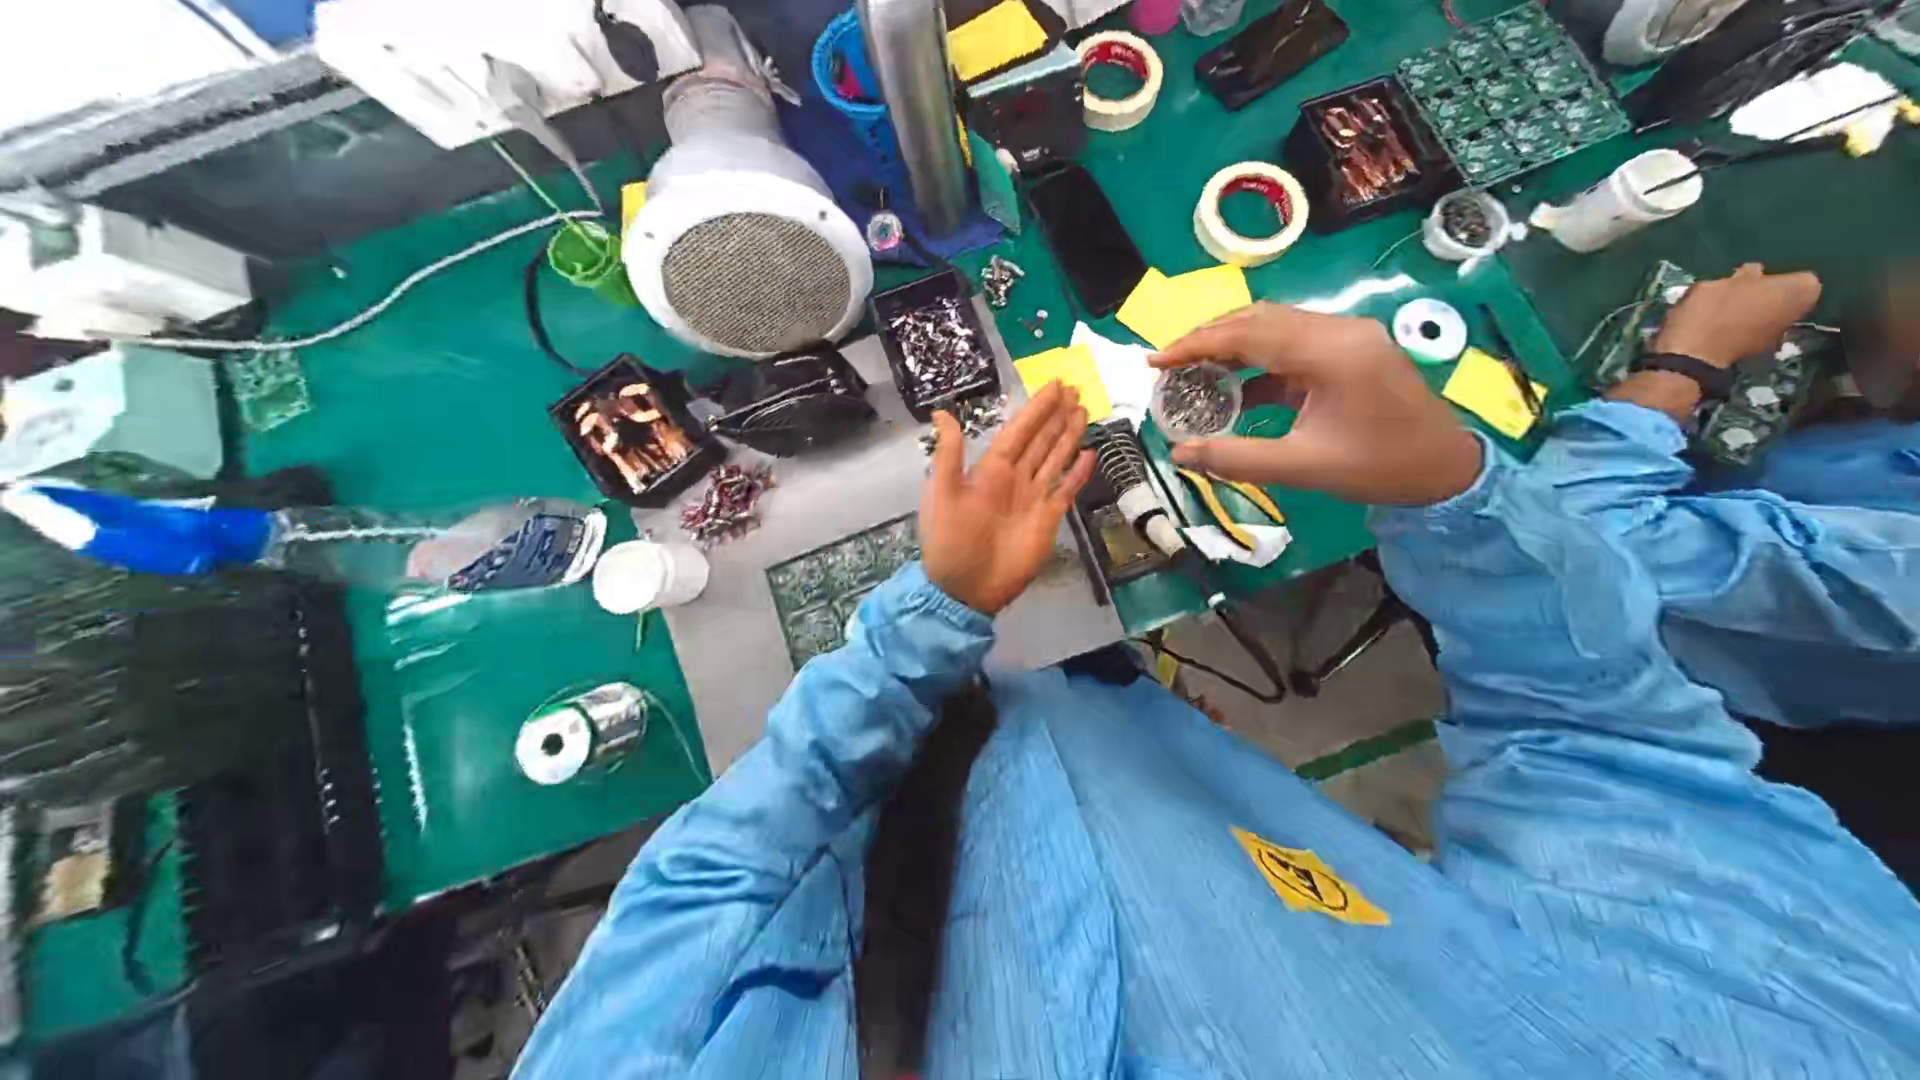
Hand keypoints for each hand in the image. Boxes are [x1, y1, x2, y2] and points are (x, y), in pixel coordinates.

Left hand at [919, 382, 1094, 614]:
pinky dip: (1078, 474)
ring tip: (1085, 412)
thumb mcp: (942, 493)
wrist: (966, 588)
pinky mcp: (1048, 519)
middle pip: (1042, 439)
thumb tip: (943, 412)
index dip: (1038, 408)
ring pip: (1055, 458)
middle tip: (1077, 390)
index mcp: (991, 469)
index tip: (1056, 386)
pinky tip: (1090, 456)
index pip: (1020, 430)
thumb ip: (949, 453)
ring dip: (1069, 436)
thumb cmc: (949, 541)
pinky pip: (1066, 490)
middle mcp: (1015, 478)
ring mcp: (1033, 498)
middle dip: (1057, 415)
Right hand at [1152, 304, 1482, 505]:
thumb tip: (1179, 453)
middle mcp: (1337, 331)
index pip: (1247, 332)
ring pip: (1271, 327)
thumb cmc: (1380, 468)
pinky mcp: (1345, 353)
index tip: (1155, 362)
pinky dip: (1252, 362)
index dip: (1195, 345)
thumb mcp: (1302, 468)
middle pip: (1257, 318)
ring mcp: (1344, 338)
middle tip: (1167, 366)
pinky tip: (1229, 387)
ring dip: (1227, 346)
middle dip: (1206, 339)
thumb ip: (1236, 458)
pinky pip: (1287, 346)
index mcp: (1330, 352)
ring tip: (1189, 372)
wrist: (1448, 470)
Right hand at [1609, 263, 1821, 419]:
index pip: (1788, 276)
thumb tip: (1748, 273)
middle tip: (1712, 298)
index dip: (1758, 279)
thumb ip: (1735, 278)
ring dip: (1729, 319)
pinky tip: (1691, 337)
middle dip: (1747, 299)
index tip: (1731, 282)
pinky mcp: (1735, 362)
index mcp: (1798, 290)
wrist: (1680, 367)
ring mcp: (1767, 343)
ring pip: (1751, 321)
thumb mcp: (1713, 287)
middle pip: (1771, 300)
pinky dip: (1716, 337)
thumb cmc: (1703, 320)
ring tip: (1694, 318)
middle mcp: (1793, 317)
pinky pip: (1731, 340)